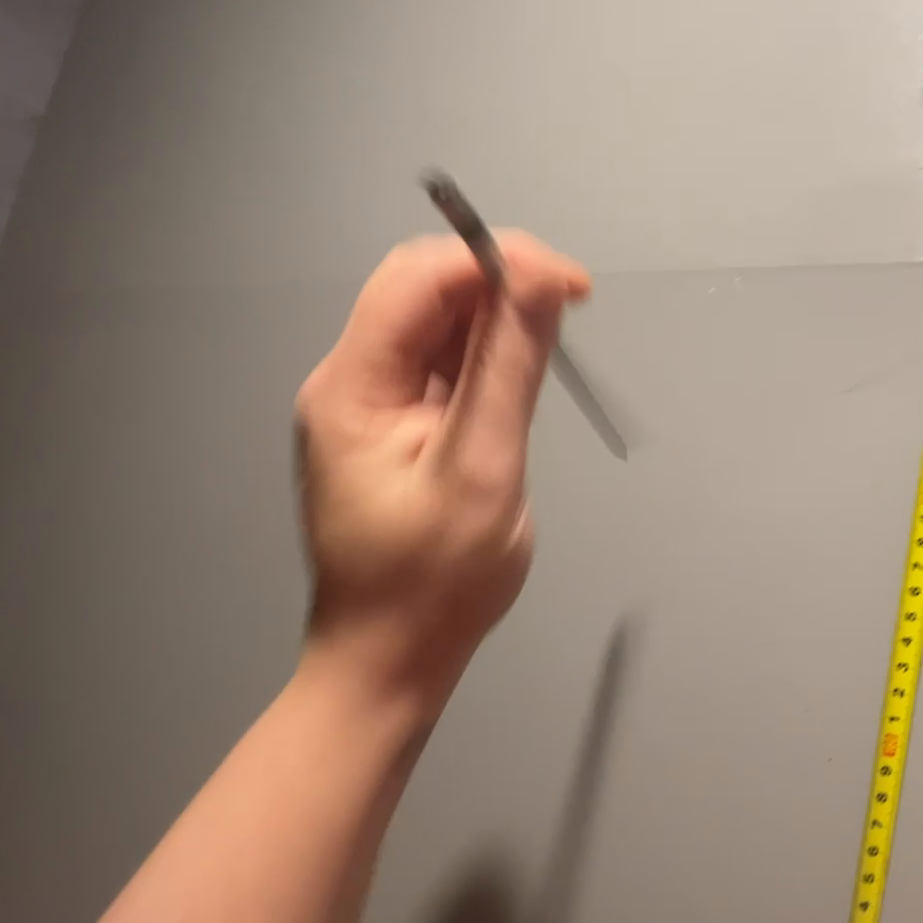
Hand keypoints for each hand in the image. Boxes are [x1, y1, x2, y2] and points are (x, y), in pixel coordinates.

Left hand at [293, 233, 590, 716]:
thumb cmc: (435, 583)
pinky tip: (518, 368)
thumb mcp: (482, 472)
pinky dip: (484, 354)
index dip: (497, 262)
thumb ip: (510, 370)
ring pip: (432, 324)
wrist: (389, 660)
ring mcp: (367, 404)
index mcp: (353, 386)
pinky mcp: (391, 427)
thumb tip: (539, 279)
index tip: (572, 286)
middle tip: (567, 304)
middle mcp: (350, 381)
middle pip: (420, 290)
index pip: (420, 279)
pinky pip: (439, 366)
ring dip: (495, 316)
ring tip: (551, 335)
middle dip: (497, 280)